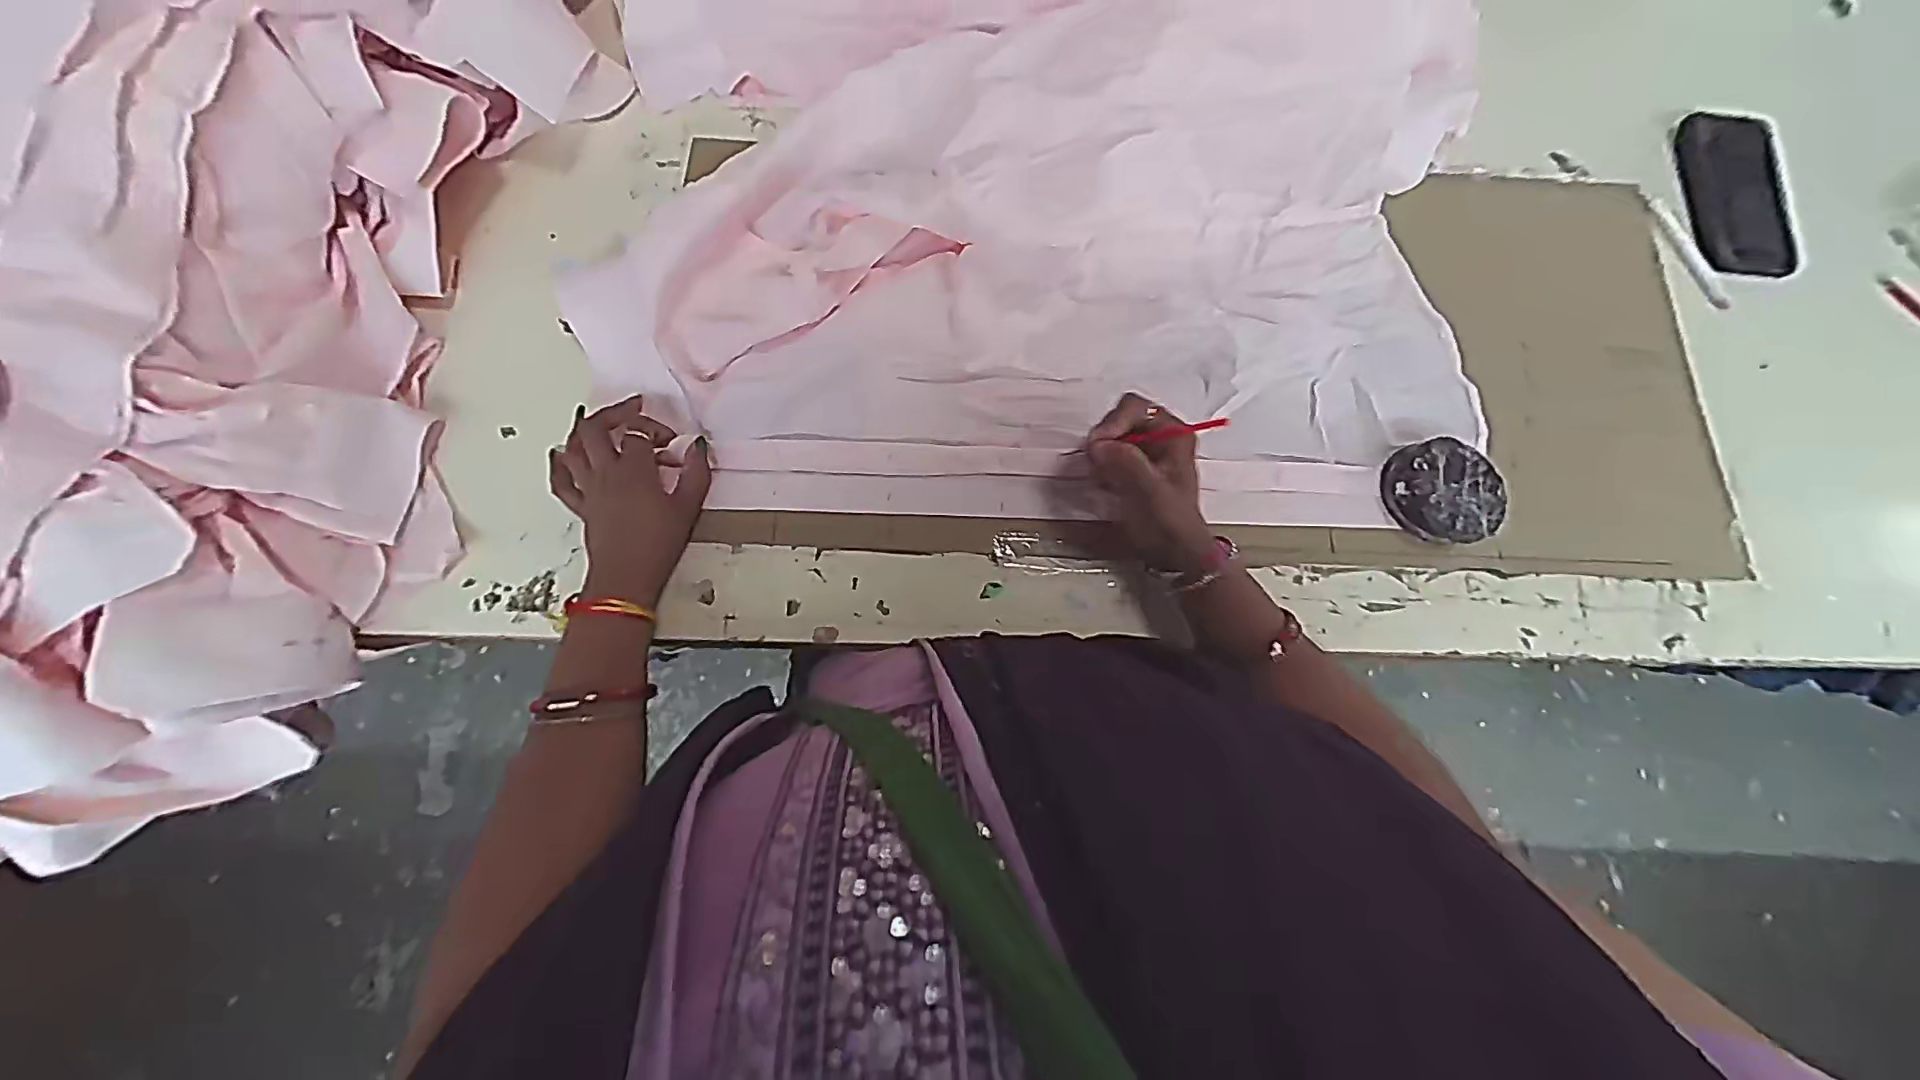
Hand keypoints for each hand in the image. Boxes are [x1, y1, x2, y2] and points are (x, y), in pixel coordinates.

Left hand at [548, 395, 711, 606]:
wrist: (627, 577)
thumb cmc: (659, 544)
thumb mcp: (689, 507)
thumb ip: (697, 472)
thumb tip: (698, 447)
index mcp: (633, 471)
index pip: (638, 433)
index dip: (655, 430)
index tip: (671, 442)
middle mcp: (605, 473)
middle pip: (596, 428)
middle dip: (615, 413)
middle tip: (633, 409)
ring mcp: (588, 488)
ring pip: (573, 446)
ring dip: (585, 429)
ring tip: (601, 423)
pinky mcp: (580, 505)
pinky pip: (561, 478)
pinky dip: (560, 461)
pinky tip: (563, 455)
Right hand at [1085, 393, 1216, 572]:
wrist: (1175, 554)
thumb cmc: (1169, 523)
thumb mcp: (1148, 490)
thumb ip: (1124, 461)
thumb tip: (1098, 444)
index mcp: (1174, 434)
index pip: (1135, 408)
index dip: (1113, 423)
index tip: (1098, 446)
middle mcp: (1161, 438)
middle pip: (1120, 421)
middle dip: (1105, 441)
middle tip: (1097, 464)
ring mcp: (1146, 454)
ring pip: (1112, 439)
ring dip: (1101, 456)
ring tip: (1103, 479)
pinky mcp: (1134, 471)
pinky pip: (1109, 457)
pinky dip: (1101, 468)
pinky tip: (1105, 487)